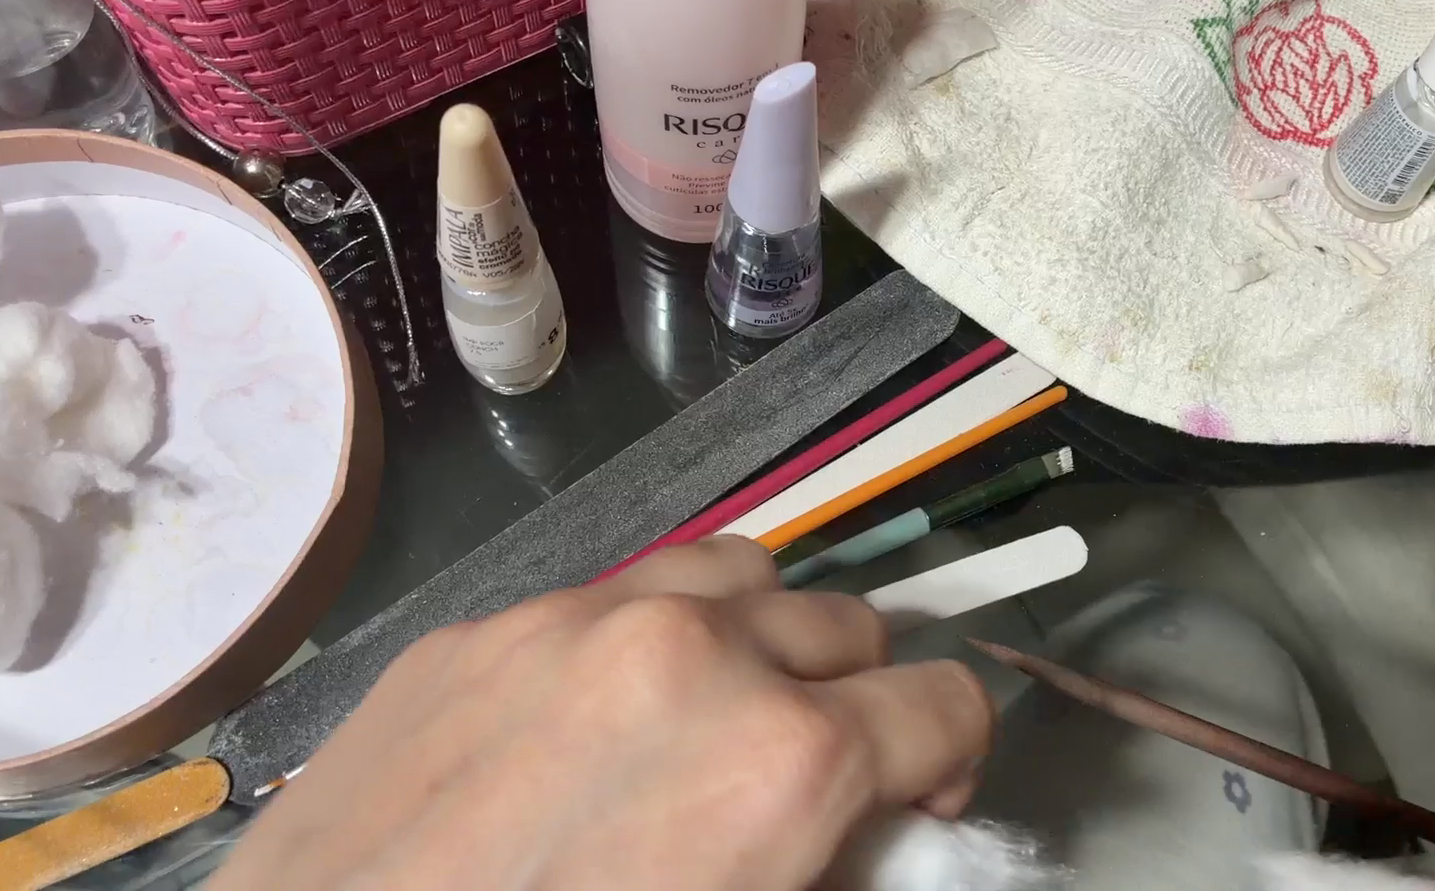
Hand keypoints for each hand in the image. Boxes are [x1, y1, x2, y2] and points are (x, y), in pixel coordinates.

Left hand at [209, 537, 992, 890]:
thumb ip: (839, 868)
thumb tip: (880, 817)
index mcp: (779, 760)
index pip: (945, 702)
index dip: (951, 754)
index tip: (918, 800)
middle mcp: (694, 652)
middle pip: (854, 625)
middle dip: (856, 701)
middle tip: (802, 776)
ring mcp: (578, 619)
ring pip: (748, 572)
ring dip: (760, 637)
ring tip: (707, 710)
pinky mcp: (483, 626)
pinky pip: (620, 593)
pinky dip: (646, 642)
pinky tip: (578, 723)